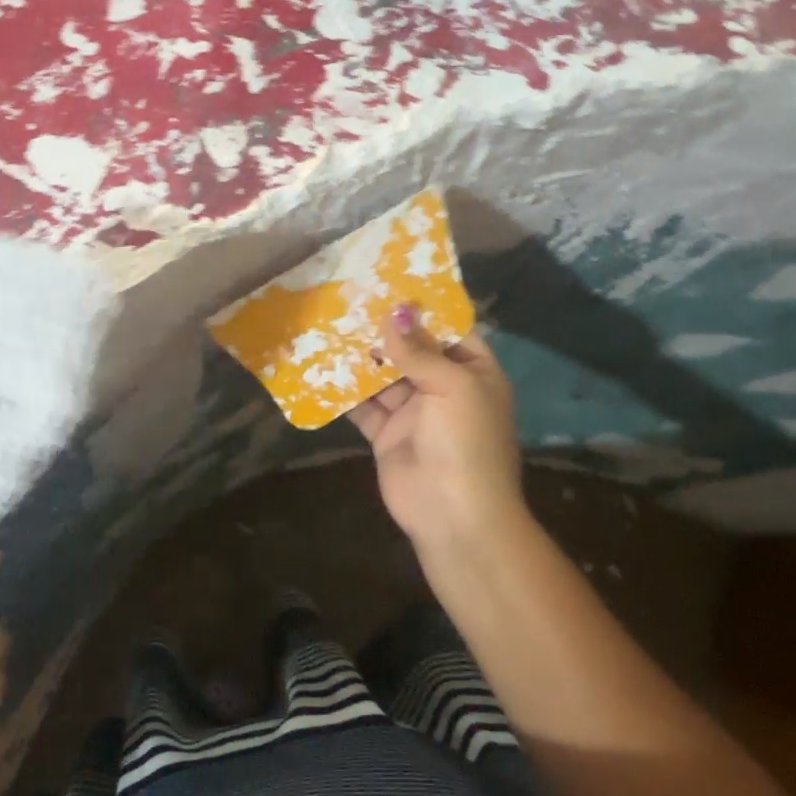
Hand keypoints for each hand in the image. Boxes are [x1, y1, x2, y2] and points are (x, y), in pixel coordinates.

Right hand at [348, 303, 524, 558]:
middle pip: (412, 350)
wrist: (454, 515)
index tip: (391, 280)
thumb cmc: (466, 443)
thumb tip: (394, 311)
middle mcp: (445, 388)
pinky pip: (364, 406)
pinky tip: (320, 368)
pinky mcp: (387, 436)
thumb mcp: (452, 387)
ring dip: (361, 356)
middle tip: (348, 297)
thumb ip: (419, 351)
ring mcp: (415, 413)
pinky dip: (345, 391)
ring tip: (329, 324)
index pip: (450, 329)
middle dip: (384, 328)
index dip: (424, 307)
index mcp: (474, 373)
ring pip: (384, 376)